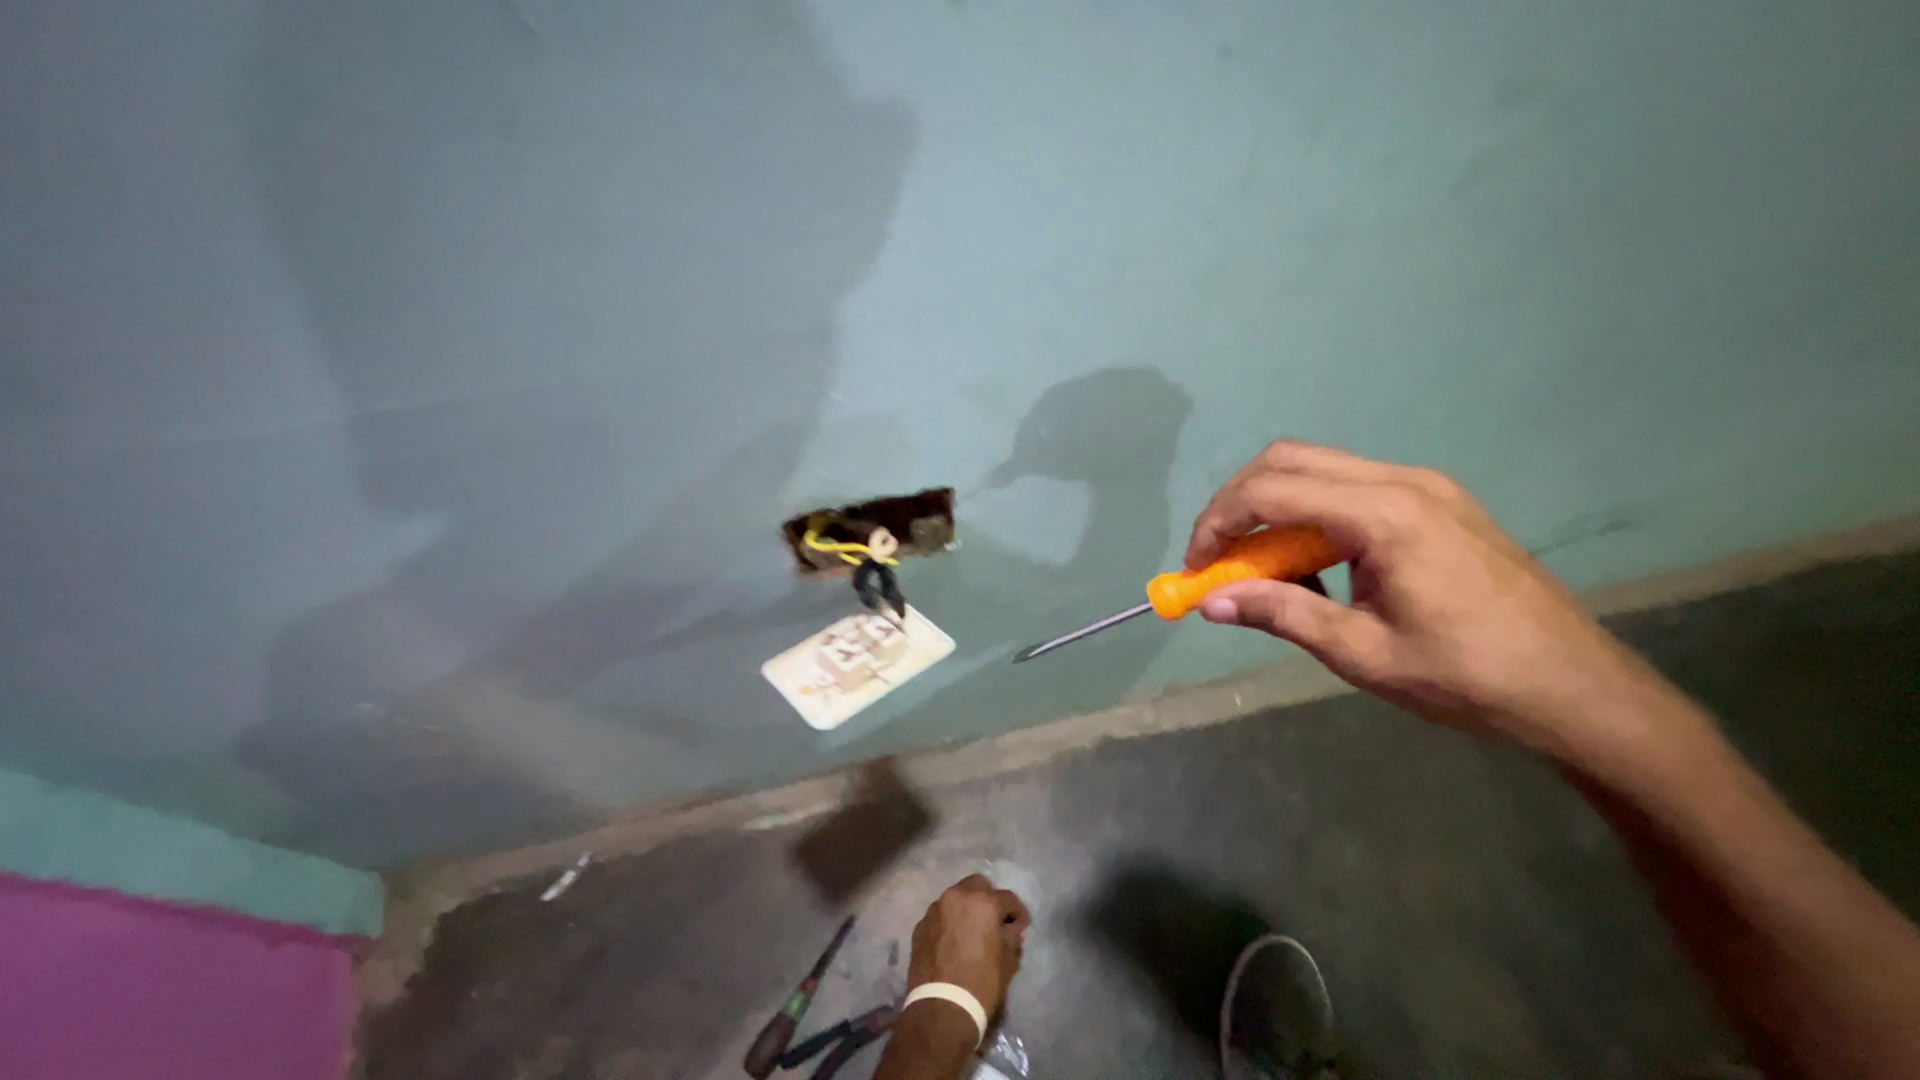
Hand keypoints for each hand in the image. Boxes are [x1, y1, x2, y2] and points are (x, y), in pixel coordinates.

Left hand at [906, 874, 1030, 1017]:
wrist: (942, 1008)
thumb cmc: (982, 983)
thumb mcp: (1008, 961)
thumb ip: (1012, 937)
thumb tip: (1012, 928)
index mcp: (983, 902)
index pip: (1008, 898)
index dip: (1018, 912)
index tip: (1021, 925)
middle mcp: (957, 896)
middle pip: (978, 886)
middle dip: (988, 899)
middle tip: (994, 921)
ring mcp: (935, 909)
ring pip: (955, 898)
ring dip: (966, 908)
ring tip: (972, 930)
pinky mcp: (919, 926)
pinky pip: (940, 916)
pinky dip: (949, 922)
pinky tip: (953, 941)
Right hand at [1187, 440, 1680, 760]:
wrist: (1577, 688)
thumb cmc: (1466, 677)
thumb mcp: (1360, 653)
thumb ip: (1281, 614)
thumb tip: (1209, 601)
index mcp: (1382, 515)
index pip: (1270, 490)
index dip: (1217, 524)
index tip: (1195, 569)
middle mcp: (1402, 481)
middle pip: (1288, 459)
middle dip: (1237, 504)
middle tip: (1217, 557)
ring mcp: (1426, 487)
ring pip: (1320, 469)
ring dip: (1275, 509)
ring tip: (1264, 571)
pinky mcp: (1439, 502)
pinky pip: (1353, 488)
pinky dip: (1314, 516)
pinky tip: (1318, 568)